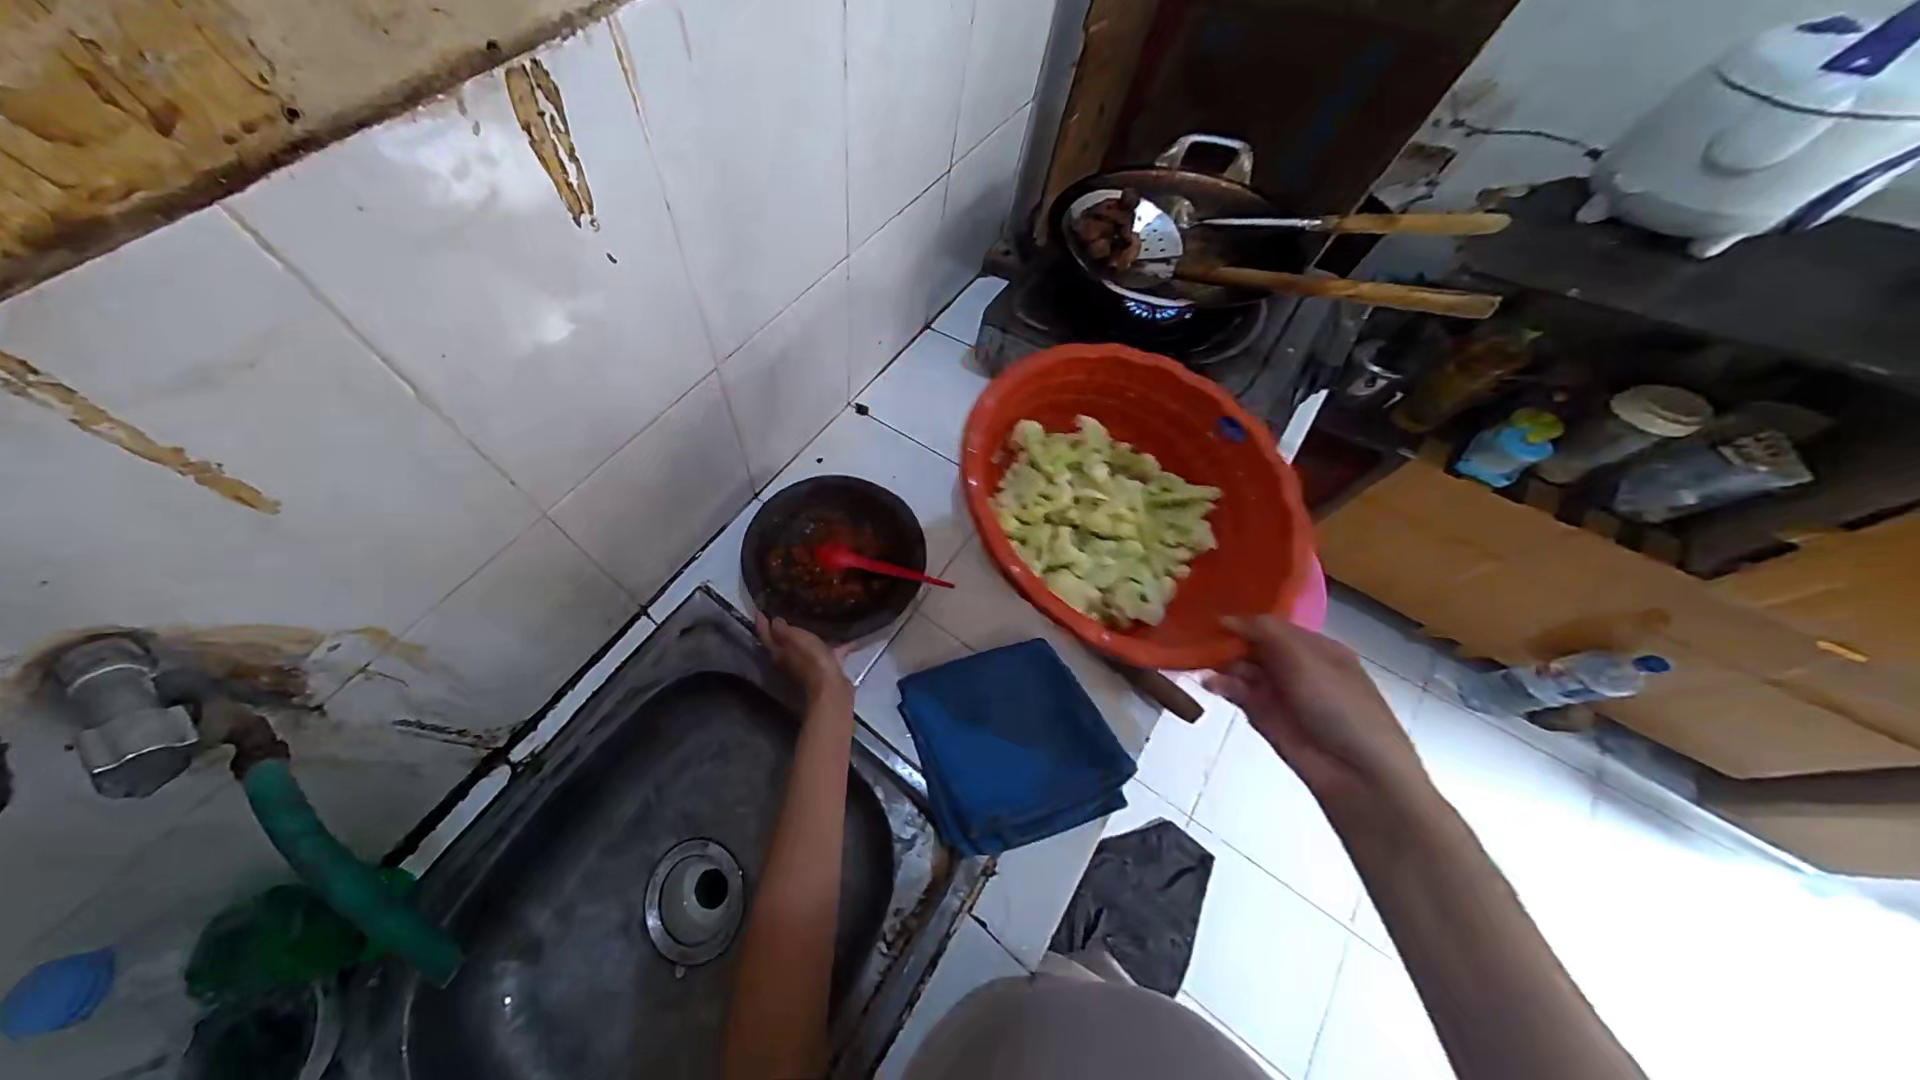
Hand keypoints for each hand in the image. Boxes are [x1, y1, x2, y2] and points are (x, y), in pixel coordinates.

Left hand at [756, 614, 852, 710]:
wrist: (831, 686)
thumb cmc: (810, 659)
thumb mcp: (794, 638)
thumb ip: (782, 629)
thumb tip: (774, 620)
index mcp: (777, 652)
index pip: (764, 634)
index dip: (760, 620)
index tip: (758, 607)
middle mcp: (787, 659)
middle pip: (780, 641)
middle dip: (780, 627)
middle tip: (783, 609)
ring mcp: (804, 665)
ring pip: (800, 646)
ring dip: (802, 635)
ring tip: (809, 618)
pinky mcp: (822, 667)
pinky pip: (823, 650)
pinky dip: (827, 643)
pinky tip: (838, 634)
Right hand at [1204, 615, 1432, 811]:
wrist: (1356, 771)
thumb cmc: (1339, 705)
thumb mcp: (1305, 659)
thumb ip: (1265, 632)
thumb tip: (1226, 619)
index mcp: (1316, 648)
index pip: (1273, 626)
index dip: (1245, 622)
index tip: (1214, 619)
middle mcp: (1297, 667)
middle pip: (1253, 647)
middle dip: (1229, 643)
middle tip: (1202, 642)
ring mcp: (1279, 693)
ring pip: (1242, 669)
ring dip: (1222, 665)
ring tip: (1204, 665)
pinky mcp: (1263, 716)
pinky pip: (1238, 694)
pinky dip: (1223, 686)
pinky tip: (1212, 684)